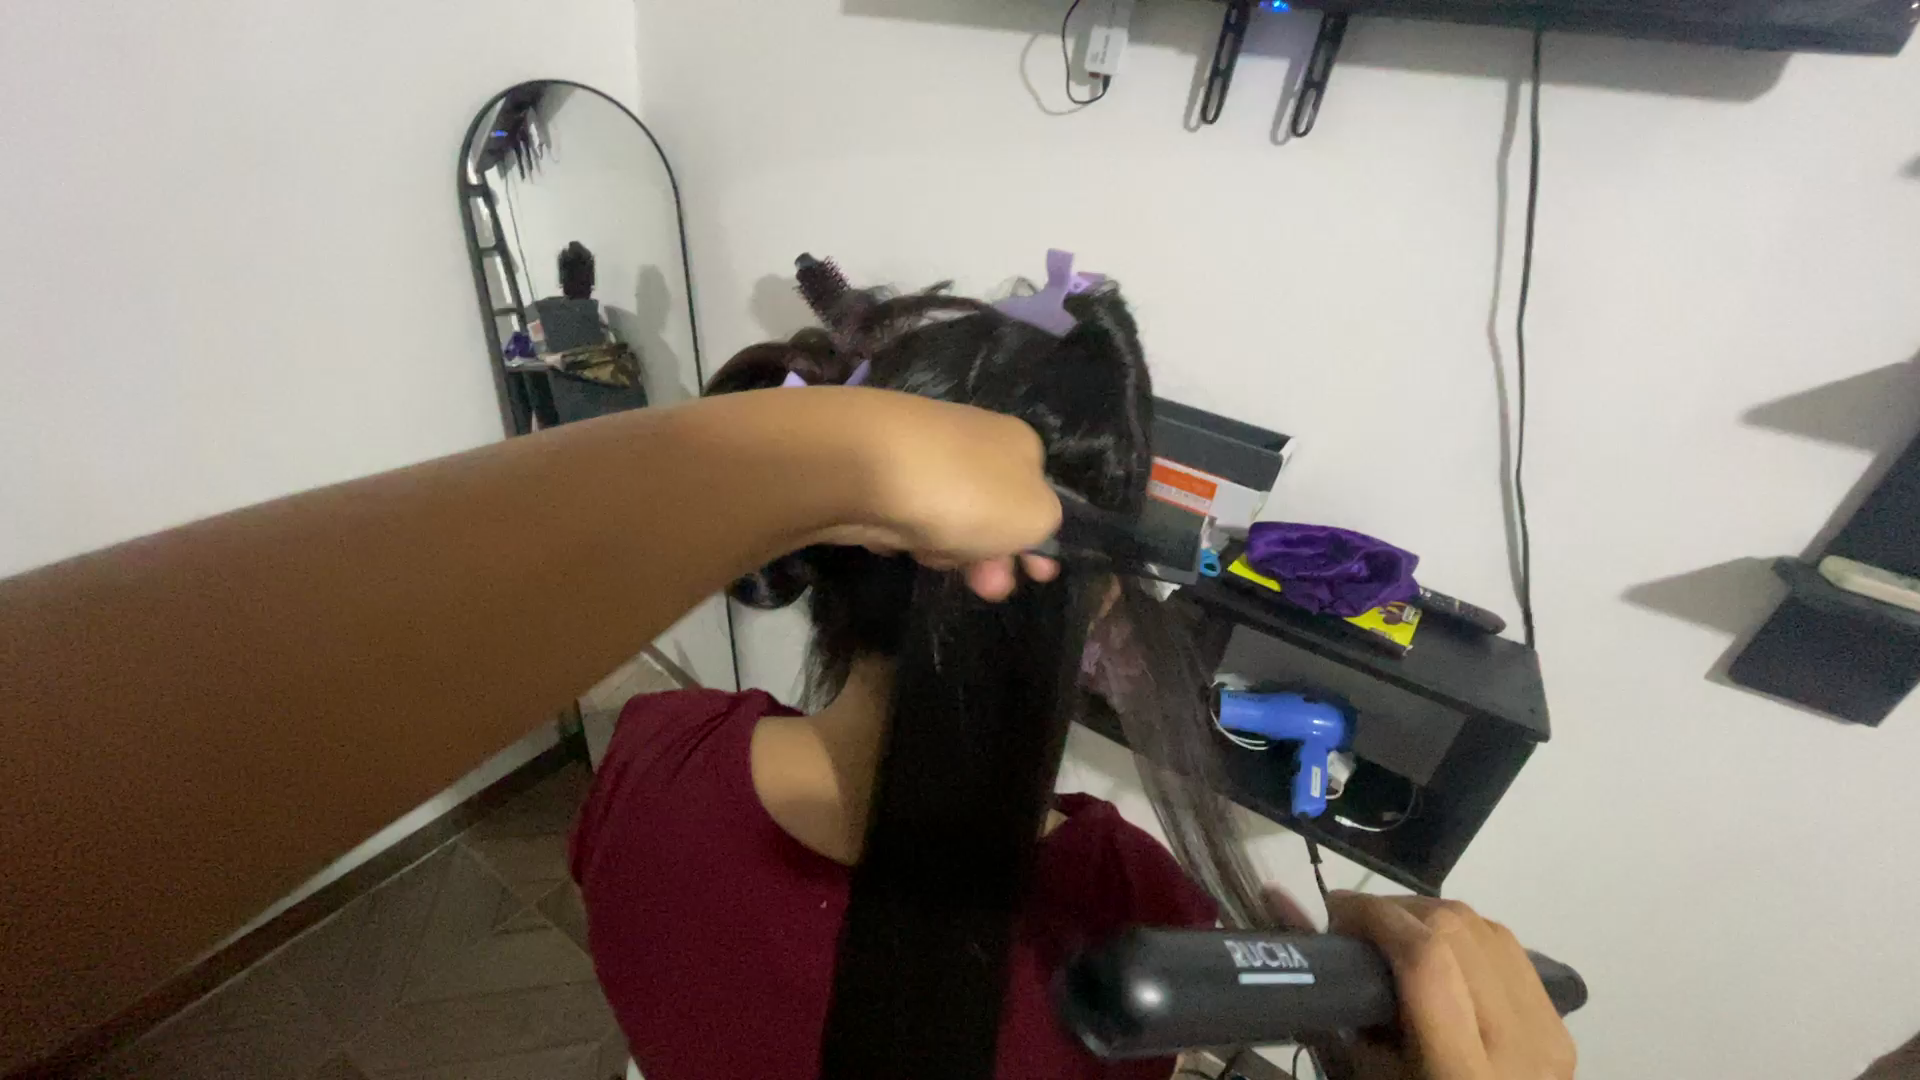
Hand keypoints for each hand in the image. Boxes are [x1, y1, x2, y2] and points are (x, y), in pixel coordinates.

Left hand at [811, 389, 1061, 599]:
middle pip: (990, 514)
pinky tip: (892, 540)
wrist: (861, 467)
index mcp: (1018, 444)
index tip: (1036, 576)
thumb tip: (1024, 527)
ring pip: (946, 520)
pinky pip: (902, 517)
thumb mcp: (1035, 516)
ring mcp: (921, 453)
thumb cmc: (964, 494)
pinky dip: (901, 536)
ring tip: (928, 553)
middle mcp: (973, 440)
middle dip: (988, 555)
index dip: (1037, 541)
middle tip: (985, 588)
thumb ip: (1045, 525)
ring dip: (945, 549)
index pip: (1037, 497)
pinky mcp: (876, 471)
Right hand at [1324, 892, 1576, 1079]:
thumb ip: (1323, 983)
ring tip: (1393, 940)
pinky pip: (1503, 944)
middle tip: (1358, 931)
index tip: (1334, 914)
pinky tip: (1435, 955)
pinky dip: (1459, 933)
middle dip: (1392, 911)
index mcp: (1461, 1075)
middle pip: (1453, 930)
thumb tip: (1275, 895)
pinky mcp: (1558, 1026)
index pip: (1425, 958)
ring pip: (1479, 926)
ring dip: (1424, 916)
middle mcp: (1519, 1050)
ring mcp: (1549, 1035)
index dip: (1373, 916)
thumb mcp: (1356, 1069)